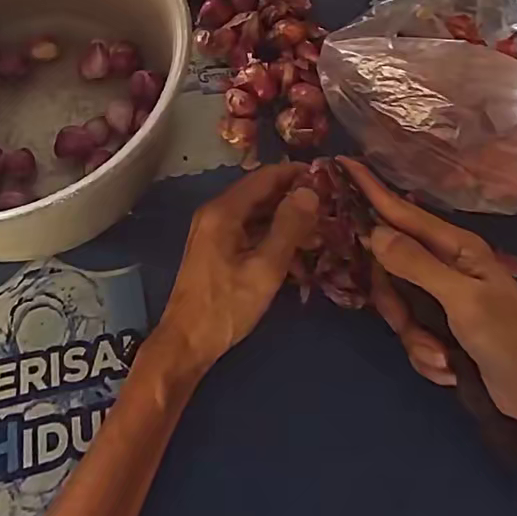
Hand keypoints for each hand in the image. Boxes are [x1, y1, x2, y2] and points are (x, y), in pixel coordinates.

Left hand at [151, 164, 319, 376]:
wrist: (187, 341)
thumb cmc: (226, 306)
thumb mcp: (265, 268)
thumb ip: (288, 227)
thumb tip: (310, 191)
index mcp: (224, 210)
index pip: (265, 177)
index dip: (296, 174)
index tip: (328, 178)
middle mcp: (216, 212)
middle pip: (260, 193)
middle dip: (294, 198)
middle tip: (329, 207)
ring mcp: (214, 230)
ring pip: (256, 213)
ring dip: (285, 220)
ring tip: (320, 232)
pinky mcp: (216, 247)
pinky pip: (249, 230)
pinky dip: (271, 236)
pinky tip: (296, 253)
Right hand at [341, 158, 516, 423]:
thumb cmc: (514, 344)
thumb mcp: (464, 302)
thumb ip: (416, 264)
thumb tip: (373, 231)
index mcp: (455, 247)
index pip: (401, 210)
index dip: (370, 187)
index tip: (341, 162)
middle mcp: (444, 265)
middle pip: (388, 267)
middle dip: (394, 302)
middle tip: (408, 324)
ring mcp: (441, 297)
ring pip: (396, 304)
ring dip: (414, 337)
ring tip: (443, 358)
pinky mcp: (440, 328)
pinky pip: (409, 333)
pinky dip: (424, 355)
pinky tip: (449, 370)